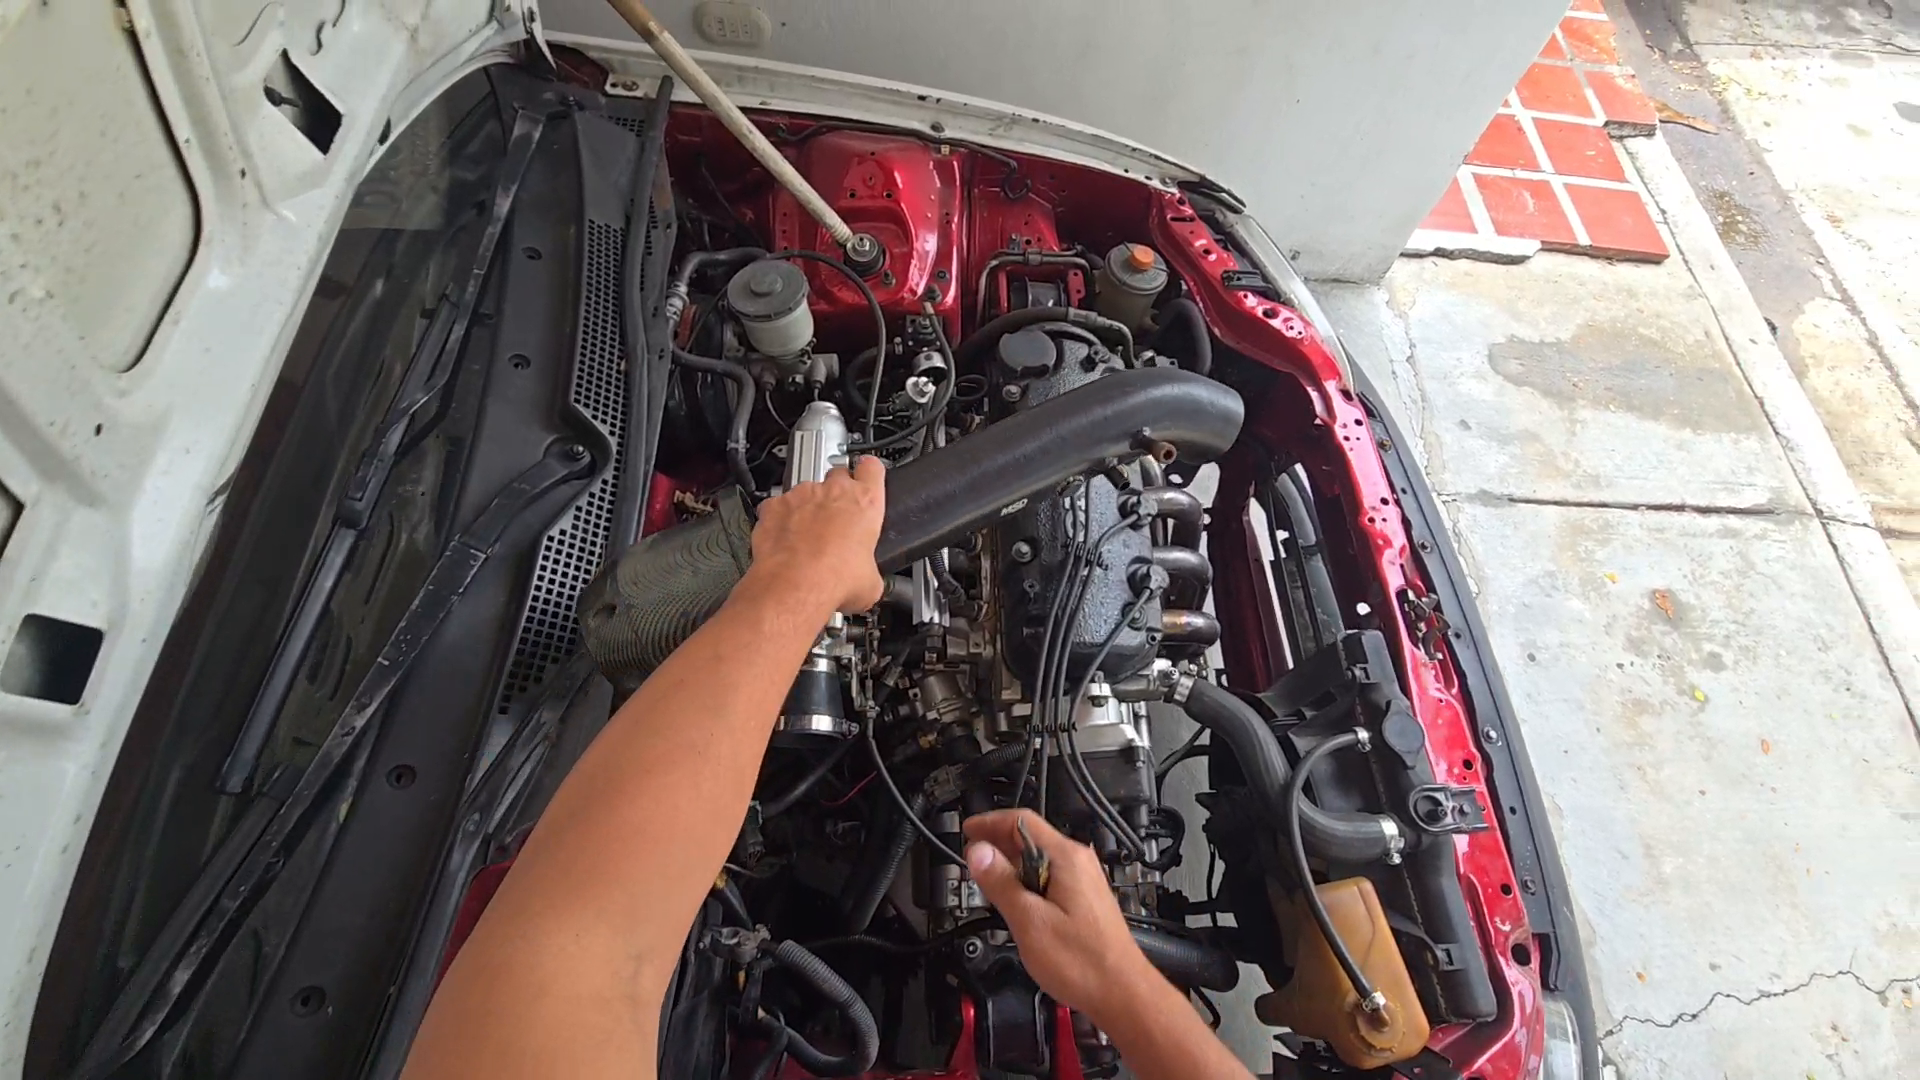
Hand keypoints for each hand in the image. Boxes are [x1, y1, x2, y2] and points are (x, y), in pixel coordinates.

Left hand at [747, 455, 885, 614]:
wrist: (795, 588)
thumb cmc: (833, 580)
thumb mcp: (870, 582)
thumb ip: (870, 568)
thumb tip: (868, 580)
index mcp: (865, 502)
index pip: (872, 467)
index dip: (869, 471)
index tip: (866, 476)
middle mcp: (833, 491)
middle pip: (838, 475)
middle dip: (837, 493)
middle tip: (836, 518)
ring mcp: (801, 495)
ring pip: (806, 491)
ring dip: (808, 508)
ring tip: (807, 538)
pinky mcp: (774, 505)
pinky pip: (778, 506)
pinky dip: (780, 519)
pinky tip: (784, 541)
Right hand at [963, 809, 1154, 1028]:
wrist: (1123, 994)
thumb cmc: (1084, 963)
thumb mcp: (1030, 922)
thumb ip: (1001, 883)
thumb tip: (978, 853)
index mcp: (1066, 858)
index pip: (1021, 821)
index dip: (990, 822)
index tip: (969, 829)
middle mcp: (1078, 862)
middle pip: (1030, 836)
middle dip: (997, 842)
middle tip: (972, 855)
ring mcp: (1084, 879)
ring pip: (1039, 857)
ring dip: (1011, 862)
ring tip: (987, 876)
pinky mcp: (1085, 897)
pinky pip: (1050, 874)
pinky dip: (1027, 877)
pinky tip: (1015, 897)